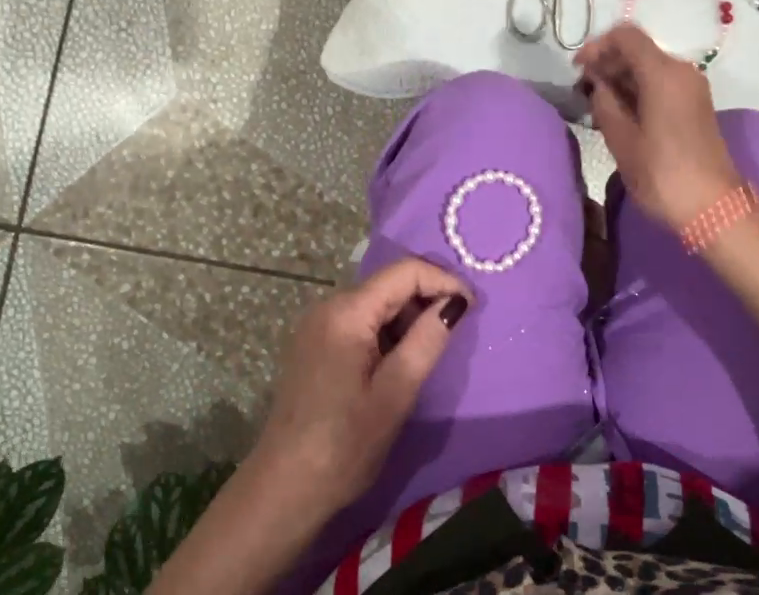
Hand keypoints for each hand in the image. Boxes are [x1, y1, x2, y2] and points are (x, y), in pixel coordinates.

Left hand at [249, 258, 470, 511]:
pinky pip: (359, 321)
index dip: (443, 281)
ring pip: (375, 302)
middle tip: (457, 333)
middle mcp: (327, 306)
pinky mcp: (314, 345)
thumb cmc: (345, 443)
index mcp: (346, 312)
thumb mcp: (396, 393)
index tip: (473, 309)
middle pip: (388, 283)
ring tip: (430, 352)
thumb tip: (455, 302)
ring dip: (408, 317)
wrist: (285, 487)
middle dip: (427, 298)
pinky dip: (386, 331)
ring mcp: (317, 325)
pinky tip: (399, 362)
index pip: (404, 271)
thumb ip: (427, 340)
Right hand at [575, 24, 742, 231]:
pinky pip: (660, 84)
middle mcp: (681, 71)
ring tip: (596, 104)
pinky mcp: (694, 105)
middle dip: (607, 64)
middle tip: (581, 90)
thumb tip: (598, 84)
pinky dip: (637, 90)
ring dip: (621, 79)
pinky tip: (619, 114)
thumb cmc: (662, 174)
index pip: (626, 36)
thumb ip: (604, 102)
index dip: (597, 46)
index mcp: (663, 73)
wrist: (713, 208)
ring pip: (649, 68)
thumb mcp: (621, 139)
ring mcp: (691, 88)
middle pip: (638, 50)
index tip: (577, 70)